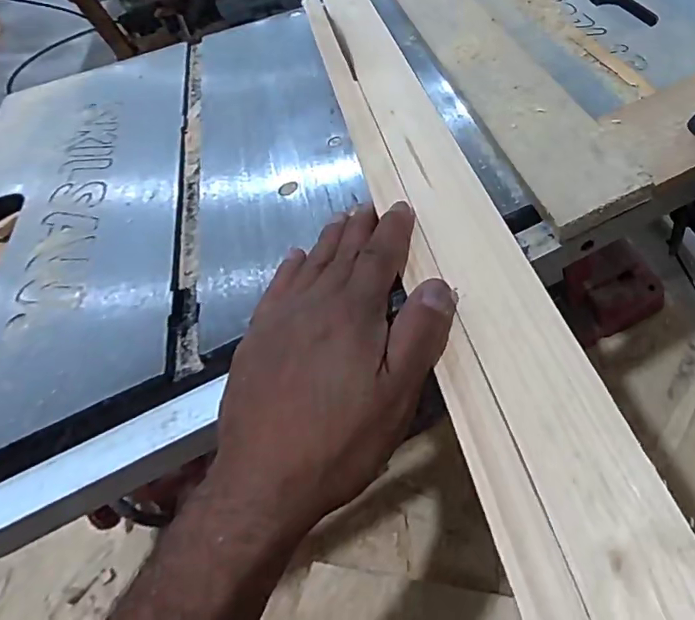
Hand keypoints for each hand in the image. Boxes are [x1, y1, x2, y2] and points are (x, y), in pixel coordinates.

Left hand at [208, 203, 455, 532]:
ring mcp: (280, 322)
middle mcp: (315, 305)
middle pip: (342, 253)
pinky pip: (276, 289)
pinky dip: (290, 267)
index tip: (402, 208)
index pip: (378, 257)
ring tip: (342, 219)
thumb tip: (438, 283)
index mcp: (354, 312)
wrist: (258, 489)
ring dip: (329, 239)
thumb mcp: (397, 392)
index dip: (393, 231)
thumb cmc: (341, 440)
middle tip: (373, 206)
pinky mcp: (255, 343)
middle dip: (361, 227)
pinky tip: (294, 258)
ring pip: (310, 265)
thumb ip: (420, 333)